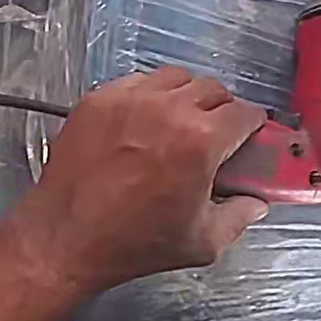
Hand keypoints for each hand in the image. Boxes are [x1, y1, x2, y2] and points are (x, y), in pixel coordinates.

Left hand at [0, 67, 269, 303]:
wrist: (64, 239)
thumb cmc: (133, 242)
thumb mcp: (202, 242)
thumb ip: (240, 216)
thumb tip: (256, 201)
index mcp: (200, 141)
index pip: (245, 112)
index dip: (254, 124)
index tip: (250, 134)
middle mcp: (168, 109)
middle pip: (214, 88)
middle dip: (222, 109)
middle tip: (216, 134)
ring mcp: (131, 99)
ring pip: (177, 78)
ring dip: (187, 96)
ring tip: (179, 122)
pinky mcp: (101, 98)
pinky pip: (139, 81)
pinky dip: (150, 94)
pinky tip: (144, 119)